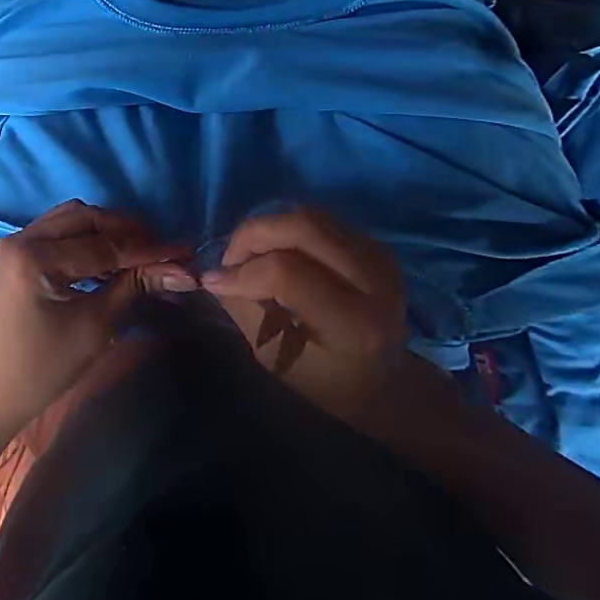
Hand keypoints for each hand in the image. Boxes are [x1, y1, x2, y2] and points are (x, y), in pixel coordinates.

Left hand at [0, 201, 191, 440]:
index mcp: (35, 256)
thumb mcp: (96, 326)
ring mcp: (15, 243)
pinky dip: (87, 239)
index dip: (147, 248)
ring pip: (72, 220)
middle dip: (127, 232)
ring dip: (107, 231)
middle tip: (163, 250)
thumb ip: (136, 286)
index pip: (103, 244)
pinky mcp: (17, 254)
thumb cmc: (43, 367)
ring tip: (142, 252)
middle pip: (85, 218)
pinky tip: (111, 259)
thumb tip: (184, 270)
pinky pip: (59, 233)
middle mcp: (21, 238)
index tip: (185, 252)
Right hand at [202, 206, 420, 431]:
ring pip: (311, 216)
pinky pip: (321, 221)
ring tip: (249, 254)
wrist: (384, 383)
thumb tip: (214, 275)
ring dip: (270, 228)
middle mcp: (374, 281)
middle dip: (253, 234)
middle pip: (303, 227)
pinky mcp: (375, 246)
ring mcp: (379, 258)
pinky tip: (274, 251)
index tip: (214, 281)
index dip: (242, 271)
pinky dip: (288, 229)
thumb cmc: (326, 382)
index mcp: (353, 323)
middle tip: (231, 257)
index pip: (287, 272)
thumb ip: (246, 309)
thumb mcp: (277, 358)